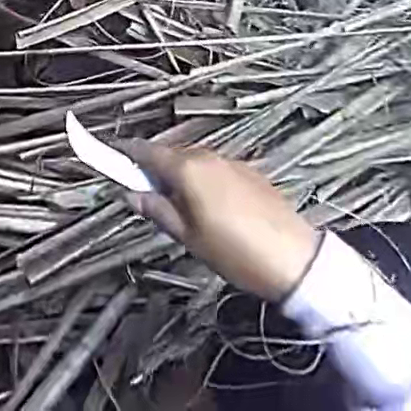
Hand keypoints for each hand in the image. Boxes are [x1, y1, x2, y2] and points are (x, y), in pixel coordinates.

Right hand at [115, 140, 320, 300]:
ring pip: (193, 160)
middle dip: (156, 170)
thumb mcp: (188, 237)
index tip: (113, 158)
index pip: (145, 150)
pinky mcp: (250, 171)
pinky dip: (205, 179)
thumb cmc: (235, 252)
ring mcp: (230, 161)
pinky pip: (216, 168)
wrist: (297, 260)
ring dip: (182, 175)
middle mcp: (206, 155)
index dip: (126, 154)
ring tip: (186, 208)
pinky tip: (215, 207)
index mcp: (186, 168)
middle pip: (170, 154)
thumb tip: (132, 194)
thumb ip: (157, 210)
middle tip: (152, 198)